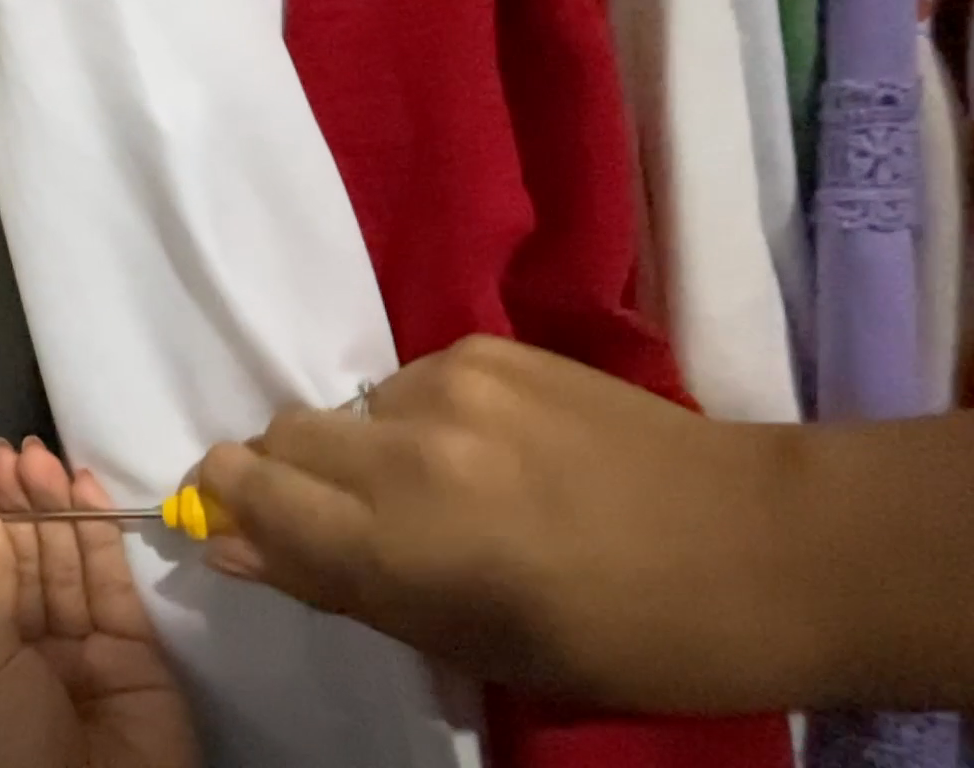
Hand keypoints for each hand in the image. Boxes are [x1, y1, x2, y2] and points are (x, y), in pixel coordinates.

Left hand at [0, 438, 199, 767]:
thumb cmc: (18, 746)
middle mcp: (40, 641)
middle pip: (34, 558)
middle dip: (23, 503)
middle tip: (13, 451)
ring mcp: (90, 641)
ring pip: (71, 561)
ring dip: (57, 506)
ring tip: (40, 456)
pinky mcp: (138, 645)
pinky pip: (113, 580)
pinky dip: (100, 531)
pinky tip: (84, 486)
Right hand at [198, 335, 812, 711]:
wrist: (758, 539)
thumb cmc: (602, 630)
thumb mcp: (458, 638)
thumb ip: (329, 583)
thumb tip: (227, 543)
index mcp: (404, 540)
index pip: (256, 488)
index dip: (226, 489)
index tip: (228, 500)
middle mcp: (409, 448)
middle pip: (281, 431)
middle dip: (287, 469)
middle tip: (342, 506)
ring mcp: (449, 383)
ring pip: (345, 410)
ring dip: (362, 448)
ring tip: (439, 478)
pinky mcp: (481, 345)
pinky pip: (404, 383)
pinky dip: (417, 418)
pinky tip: (485, 444)